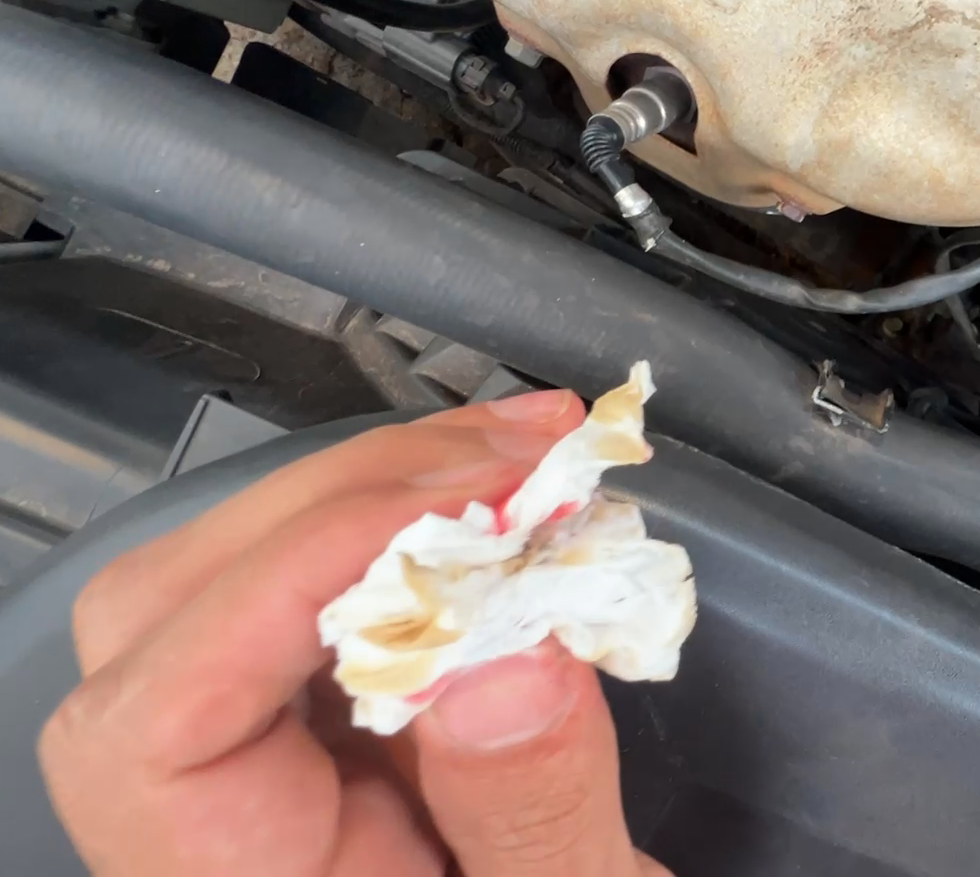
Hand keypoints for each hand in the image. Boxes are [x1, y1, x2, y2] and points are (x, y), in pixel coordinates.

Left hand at [39, 390, 673, 876]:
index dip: (308, 571)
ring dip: (399, 479)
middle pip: (179, 608)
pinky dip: (426, 501)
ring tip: (531, 445)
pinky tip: (510, 483)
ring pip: (246, 567)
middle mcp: (209, 815)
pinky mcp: (334, 693)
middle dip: (365, 493)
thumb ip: (533, 808)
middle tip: (524, 454)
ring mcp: (266, 742)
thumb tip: (511, 653)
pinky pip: (335, 571)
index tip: (486, 505)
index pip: (165, 719)